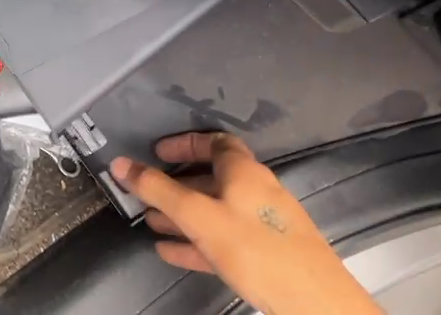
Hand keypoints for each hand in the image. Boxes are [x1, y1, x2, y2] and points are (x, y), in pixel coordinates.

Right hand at [111, 132, 381, 314]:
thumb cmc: (258, 251)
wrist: (320, 309)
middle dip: (175, 185)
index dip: (184, 144)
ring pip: (216, 211)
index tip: (158, 153)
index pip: (213, 142)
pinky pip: (227, 239)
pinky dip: (199, 240)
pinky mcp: (271, 256)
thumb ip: (157, 189)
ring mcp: (267, 225)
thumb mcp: (198, 216)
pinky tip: (173, 251)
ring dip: (184, 215)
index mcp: (245, 172)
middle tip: (148, 192)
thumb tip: (120, 163)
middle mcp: (258, 192)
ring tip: (153, 223)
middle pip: (211, 178)